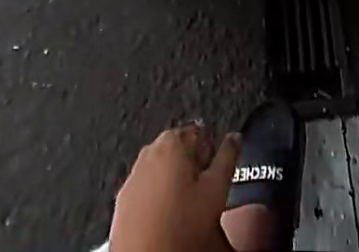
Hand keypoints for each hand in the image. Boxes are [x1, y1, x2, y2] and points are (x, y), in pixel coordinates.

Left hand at [109, 123, 240, 251]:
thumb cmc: (180, 225)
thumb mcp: (217, 186)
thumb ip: (228, 155)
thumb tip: (235, 138)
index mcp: (172, 140)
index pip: (202, 132)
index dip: (212, 153)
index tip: (214, 173)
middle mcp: (149, 152)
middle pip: (182, 151)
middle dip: (194, 167)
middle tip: (202, 193)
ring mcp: (133, 177)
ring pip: (165, 171)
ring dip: (176, 183)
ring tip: (185, 209)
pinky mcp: (124, 200)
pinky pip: (148, 190)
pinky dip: (159, 198)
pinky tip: (167, 218)